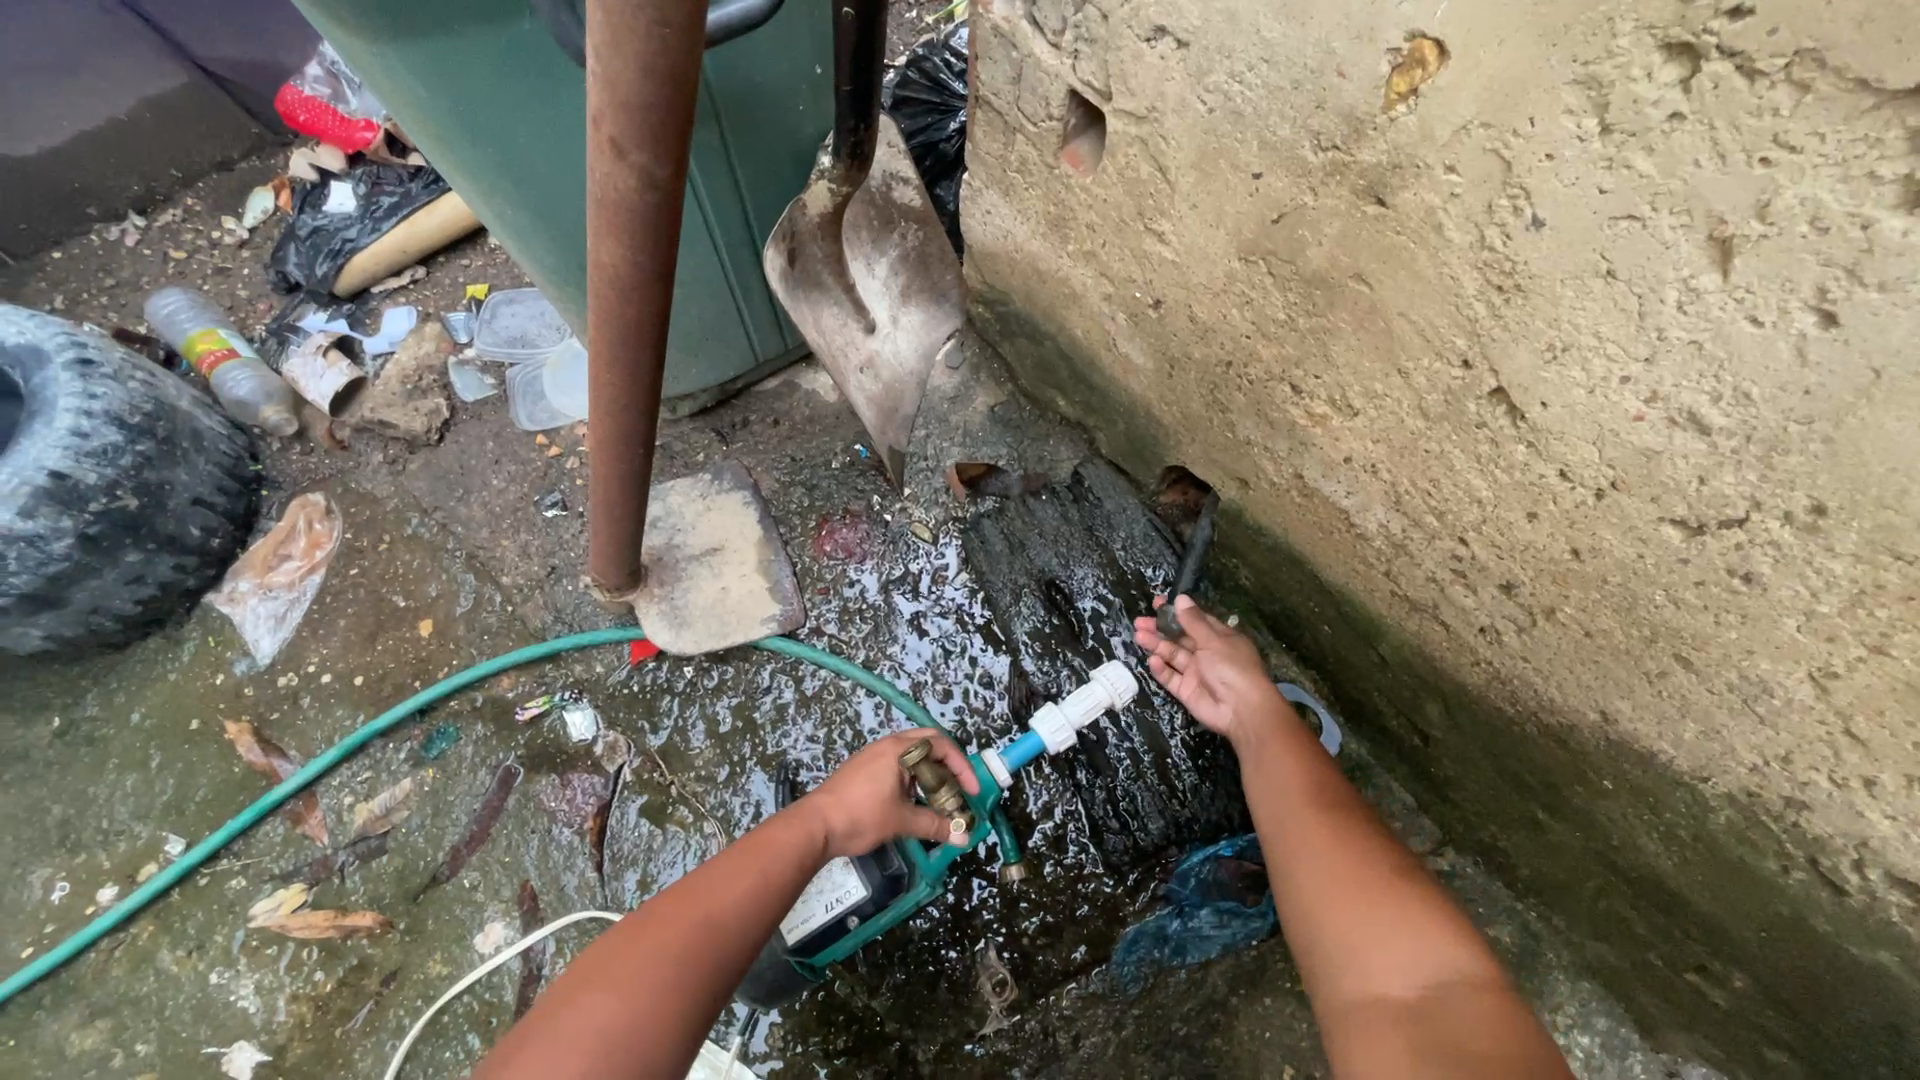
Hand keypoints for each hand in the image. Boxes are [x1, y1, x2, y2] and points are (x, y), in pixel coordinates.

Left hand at [796, 729, 981, 858]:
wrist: (815, 826)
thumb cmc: (860, 817)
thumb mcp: (901, 821)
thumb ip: (935, 825)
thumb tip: (964, 837)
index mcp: (899, 749)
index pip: (942, 746)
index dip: (962, 768)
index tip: (972, 792)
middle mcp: (888, 744)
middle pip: (929, 742)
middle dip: (949, 764)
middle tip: (959, 787)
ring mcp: (874, 754)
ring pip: (912, 753)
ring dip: (930, 770)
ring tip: (938, 796)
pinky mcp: (864, 767)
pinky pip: (898, 762)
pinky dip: (913, 775)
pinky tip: (912, 799)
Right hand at [1133, 595, 1283, 741]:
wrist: (1241, 709)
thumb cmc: (1232, 667)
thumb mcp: (1213, 640)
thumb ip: (1193, 621)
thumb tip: (1181, 598)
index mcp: (1219, 638)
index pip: (1194, 620)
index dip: (1176, 611)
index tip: (1157, 603)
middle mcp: (1206, 653)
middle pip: (1179, 637)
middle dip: (1160, 629)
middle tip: (1140, 622)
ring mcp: (1195, 672)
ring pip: (1172, 655)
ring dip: (1156, 645)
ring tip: (1139, 636)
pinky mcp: (1186, 690)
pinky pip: (1171, 677)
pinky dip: (1161, 669)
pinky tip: (1153, 660)